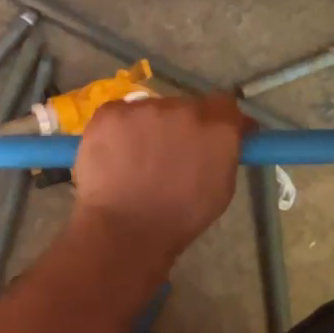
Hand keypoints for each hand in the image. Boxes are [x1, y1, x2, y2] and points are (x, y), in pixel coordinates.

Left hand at [71, 93, 248, 264]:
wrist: (125, 227)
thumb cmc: (179, 218)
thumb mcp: (220, 188)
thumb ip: (222, 153)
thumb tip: (220, 139)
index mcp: (216, 127)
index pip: (223, 105)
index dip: (219, 117)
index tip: (216, 131)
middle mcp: (182, 108)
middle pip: (184, 107)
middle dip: (181, 126)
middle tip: (169, 152)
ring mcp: (143, 108)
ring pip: (150, 110)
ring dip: (149, 127)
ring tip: (136, 157)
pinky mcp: (110, 112)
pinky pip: (119, 114)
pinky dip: (119, 129)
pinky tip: (114, 153)